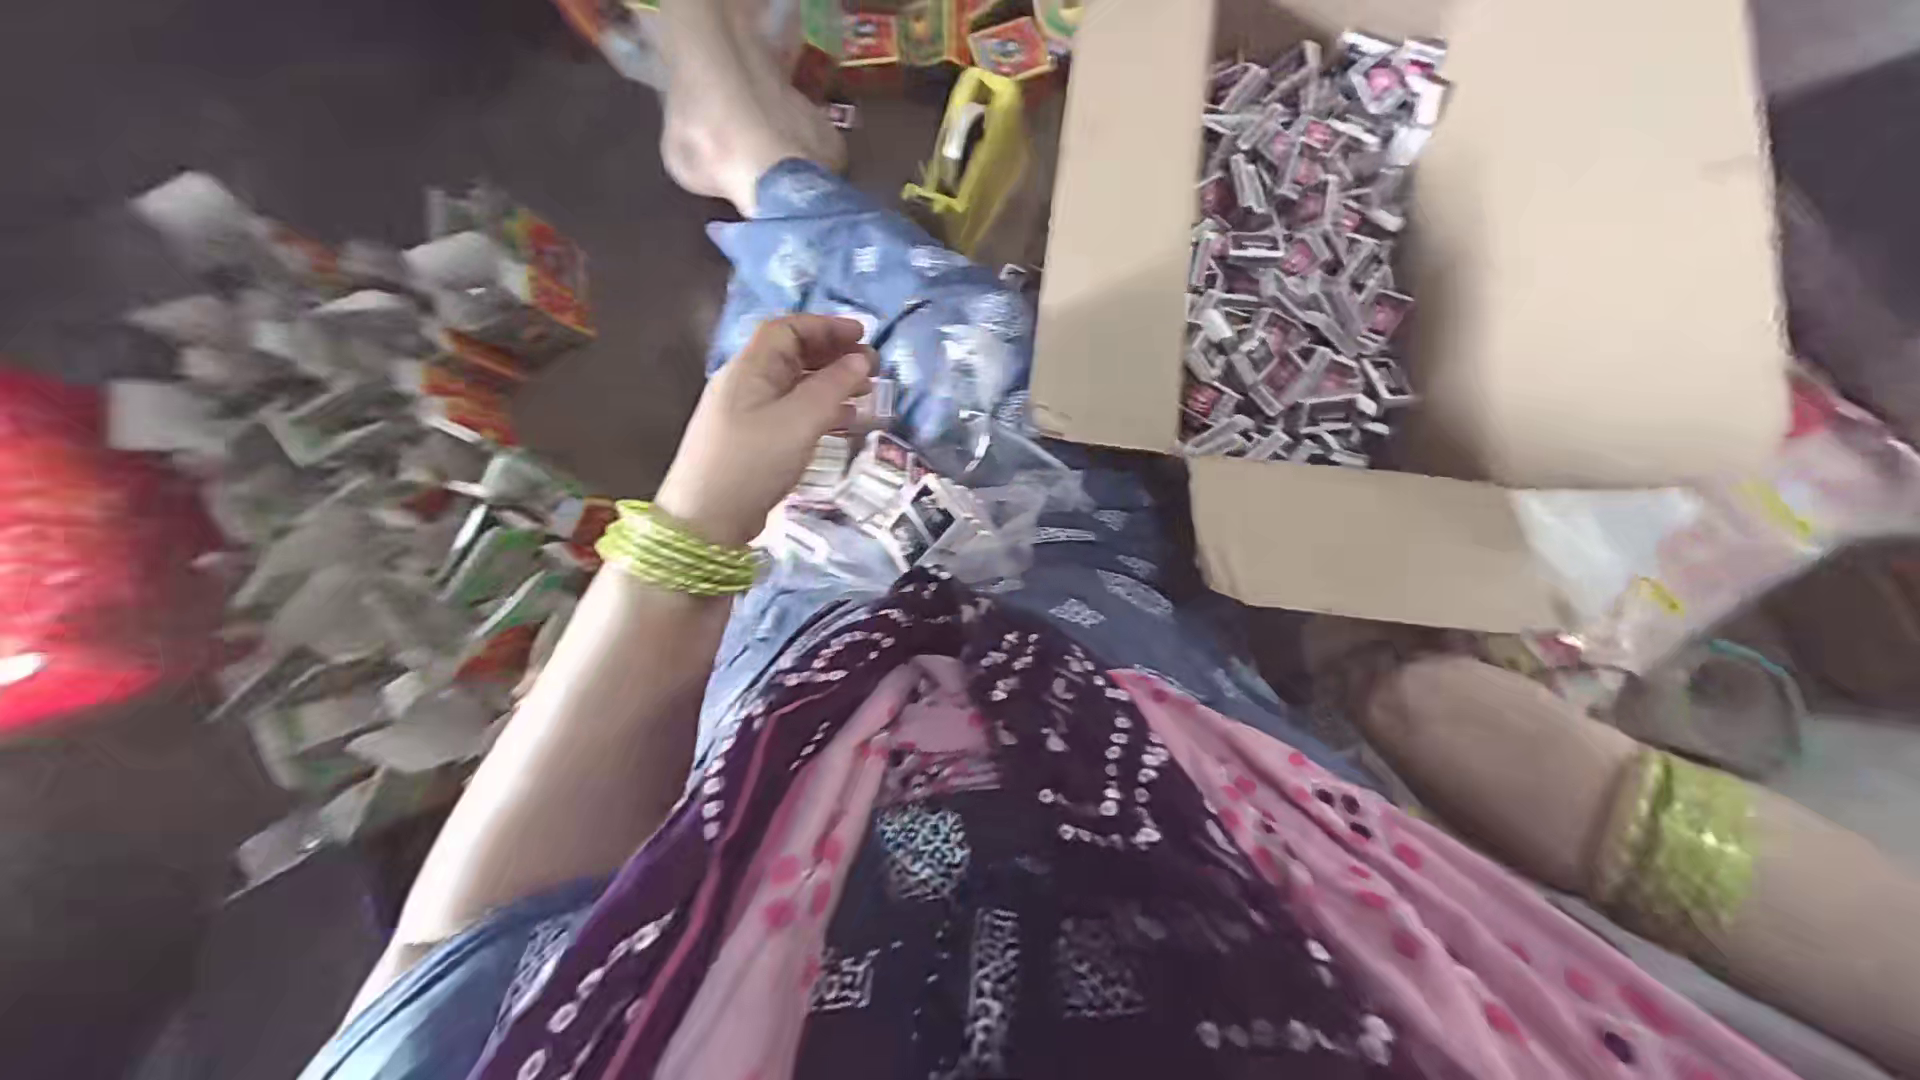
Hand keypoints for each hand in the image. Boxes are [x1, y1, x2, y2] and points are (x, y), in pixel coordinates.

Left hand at [654, 315, 874, 546]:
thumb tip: (861, 359)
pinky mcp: (754, 442)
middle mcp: (746, 385)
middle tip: (870, 367)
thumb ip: (833, 386)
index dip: (826, 327)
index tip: (862, 335)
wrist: (707, 520)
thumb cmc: (753, 462)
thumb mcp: (799, 420)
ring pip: (795, 387)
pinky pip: (792, 414)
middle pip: (792, 356)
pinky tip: (844, 424)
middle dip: (833, 356)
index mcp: (749, 369)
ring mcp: (747, 415)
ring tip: (864, 394)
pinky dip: (820, 412)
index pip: (788, 330)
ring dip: (831, 385)